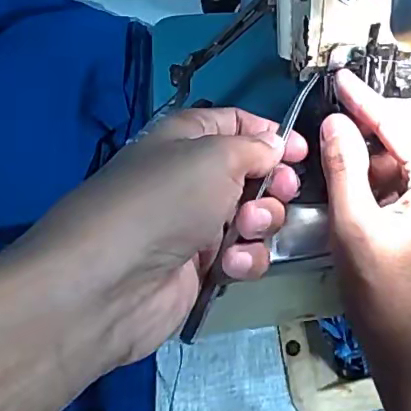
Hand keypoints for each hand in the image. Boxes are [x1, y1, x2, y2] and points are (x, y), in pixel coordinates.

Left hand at [12, 107, 306, 367]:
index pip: (239, 124)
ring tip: (245, 228)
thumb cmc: (164, 201)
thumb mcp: (216, 156)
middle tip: (279, 190)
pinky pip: (244, 255)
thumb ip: (256, 146)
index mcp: (189, 138)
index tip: (301, 151)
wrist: (108, 286)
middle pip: (256, 172)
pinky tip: (228, 265)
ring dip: (262, 221)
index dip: (272, 135)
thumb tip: (276, 145)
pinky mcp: (203, 268)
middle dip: (274, 182)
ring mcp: (198, 225)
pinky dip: (244, 258)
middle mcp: (194, 178)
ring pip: (256, 216)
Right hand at [320, 70, 410, 410]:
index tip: (341, 80)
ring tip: (346, 167)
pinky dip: (392, 176)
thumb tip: (336, 124)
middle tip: (338, 124)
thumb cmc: (391, 309)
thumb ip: (345, 169)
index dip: (367, 100)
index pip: (405, 122)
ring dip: (383, 152)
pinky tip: (366, 192)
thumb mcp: (355, 233)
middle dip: (378, 123)